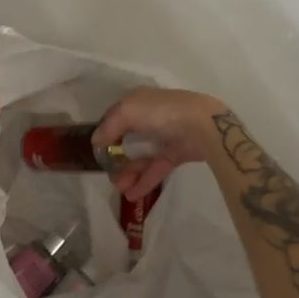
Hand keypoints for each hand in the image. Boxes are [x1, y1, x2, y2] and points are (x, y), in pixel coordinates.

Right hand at [92, 87, 224, 202]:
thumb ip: (109, 127)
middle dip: (117, 160)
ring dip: (129, 173)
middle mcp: (148, 118)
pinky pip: (155, 168)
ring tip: (120, 190)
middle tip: (110, 177)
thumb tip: (96, 141)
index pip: (115, 119)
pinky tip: (132, 195)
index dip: (105, 135)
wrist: (202, 125)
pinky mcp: (175, 154)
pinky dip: (144, 181)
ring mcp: (163, 137)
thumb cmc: (160, 113)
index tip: (98, 154)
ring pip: (141, 157)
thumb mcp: (128, 112)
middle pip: (127, 141)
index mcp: (136, 103)